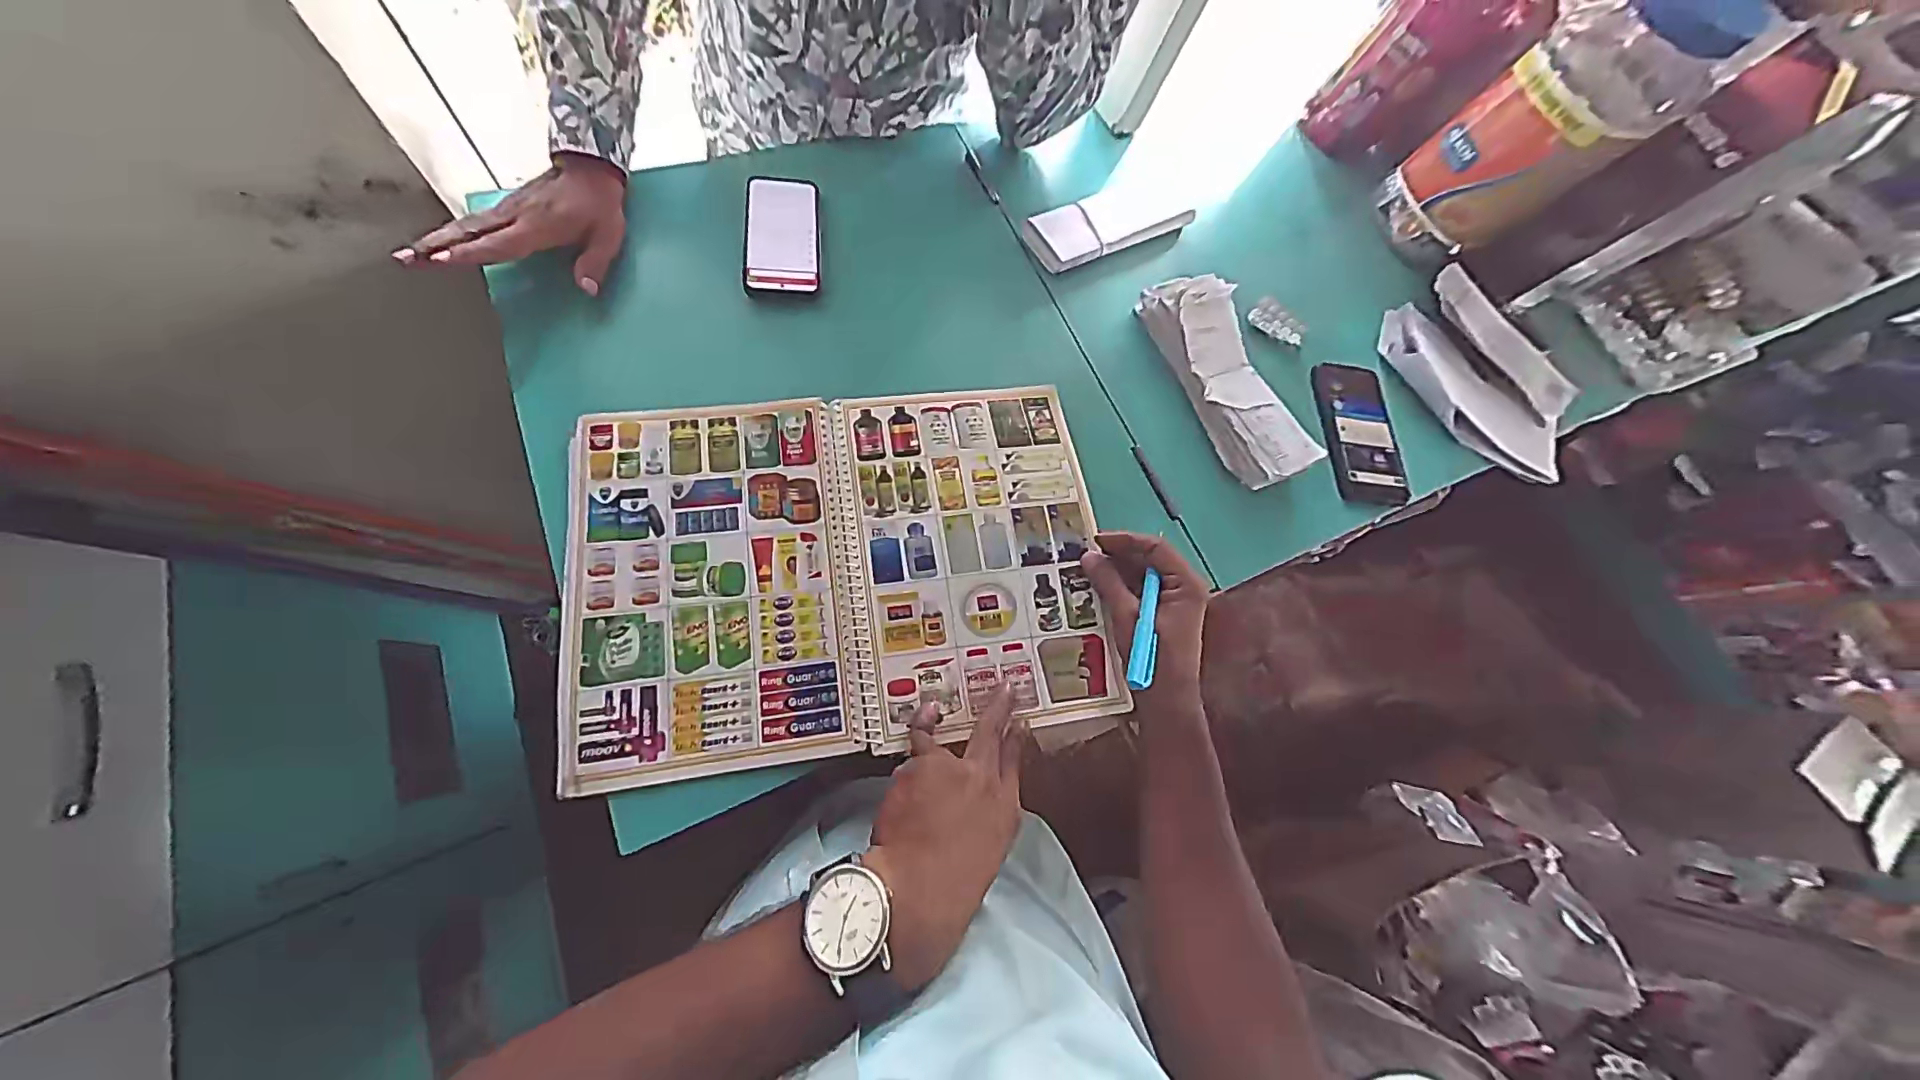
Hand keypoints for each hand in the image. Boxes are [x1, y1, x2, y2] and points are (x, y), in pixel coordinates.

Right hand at [393, 152, 627, 295]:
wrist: (591, 168)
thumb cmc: (600, 205)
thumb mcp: (607, 237)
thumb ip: (594, 263)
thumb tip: (587, 290)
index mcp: (537, 226)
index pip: (497, 243)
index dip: (469, 253)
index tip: (438, 259)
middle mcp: (516, 215)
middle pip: (470, 232)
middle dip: (436, 245)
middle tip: (404, 258)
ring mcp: (510, 208)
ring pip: (468, 224)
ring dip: (439, 237)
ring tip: (412, 252)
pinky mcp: (511, 204)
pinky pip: (479, 220)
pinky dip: (457, 230)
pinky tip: (444, 239)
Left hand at [862, 685, 1025, 990]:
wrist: (919, 890)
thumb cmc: (952, 883)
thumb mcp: (985, 849)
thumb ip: (985, 815)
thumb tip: (977, 796)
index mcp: (1004, 807)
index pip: (1014, 760)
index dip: (1016, 738)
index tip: (1020, 722)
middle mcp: (983, 782)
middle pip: (991, 733)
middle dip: (998, 707)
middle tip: (1004, 689)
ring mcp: (951, 769)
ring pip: (937, 737)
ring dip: (930, 723)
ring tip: (928, 713)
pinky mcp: (919, 766)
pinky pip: (910, 755)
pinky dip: (903, 764)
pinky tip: (897, 785)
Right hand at [1078, 531, 1208, 709]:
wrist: (1167, 702)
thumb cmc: (1152, 657)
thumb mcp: (1126, 616)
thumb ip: (1108, 582)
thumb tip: (1088, 556)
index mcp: (1186, 584)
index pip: (1155, 548)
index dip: (1124, 540)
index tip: (1096, 541)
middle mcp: (1185, 589)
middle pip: (1150, 560)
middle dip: (1119, 555)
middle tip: (1087, 555)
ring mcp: (1176, 604)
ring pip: (1144, 576)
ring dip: (1118, 571)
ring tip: (1088, 570)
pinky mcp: (1165, 617)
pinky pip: (1142, 592)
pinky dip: (1122, 587)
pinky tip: (1100, 588)